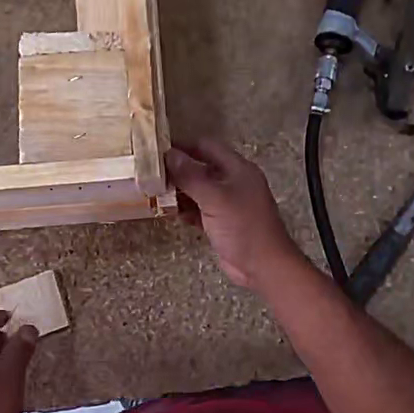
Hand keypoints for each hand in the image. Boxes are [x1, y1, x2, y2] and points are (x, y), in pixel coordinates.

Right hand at [166, 139, 305, 289]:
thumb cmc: (242, 226)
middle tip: (150, 173)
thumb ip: (191, 175)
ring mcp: (228, 203)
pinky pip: (200, 210)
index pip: (207, 147)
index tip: (157, 150)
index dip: (183, 146)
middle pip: (201, 168)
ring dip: (179, 191)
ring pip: (198, 190)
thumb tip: (168, 154)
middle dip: (178, 170)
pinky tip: (168, 213)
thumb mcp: (215, 198)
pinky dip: (186, 210)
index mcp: (237, 169)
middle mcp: (233, 182)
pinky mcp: (222, 222)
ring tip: (154, 193)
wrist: (263, 266)